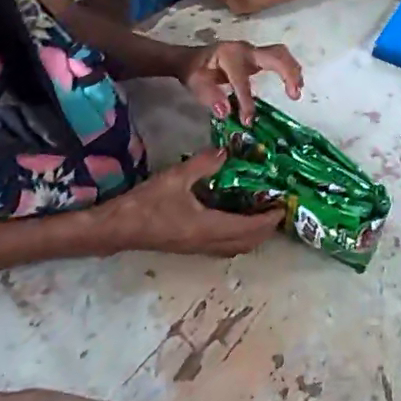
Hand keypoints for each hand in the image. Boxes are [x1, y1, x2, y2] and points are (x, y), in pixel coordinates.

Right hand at [96, 150, 283, 255]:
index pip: (250, 228)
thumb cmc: (147, 204)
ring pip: (236, 247)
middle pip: (248, 243)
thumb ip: (204, 164)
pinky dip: (237, 235)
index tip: (283, 206)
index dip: (269, 219)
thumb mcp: (176, 178)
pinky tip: (233, 217)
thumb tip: (226, 152)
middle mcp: (209, 243)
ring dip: (253, 234)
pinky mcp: (190, 246)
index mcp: (210, 228)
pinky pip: (224, 245)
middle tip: (276, 209)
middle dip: (266, 229)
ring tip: (261, 213)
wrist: (117, 228)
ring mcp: (199, 248)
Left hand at [178, 40, 303, 122]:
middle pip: (274, 55)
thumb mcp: (195, 83)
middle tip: (294, 95)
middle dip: (287, 73)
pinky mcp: (257, 57)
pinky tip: (294, 84)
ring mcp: (252, 51)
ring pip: (280, 54)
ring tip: (296, 91)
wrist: (192, 58)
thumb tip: (226, 111)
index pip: (242, 81)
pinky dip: (289, 69)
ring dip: (292, 70)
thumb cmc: (194, 71)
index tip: (248, 122)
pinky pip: (278, 58)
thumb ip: (210, 96)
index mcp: (229, 56)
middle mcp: (245, 50)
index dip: (246, 102)